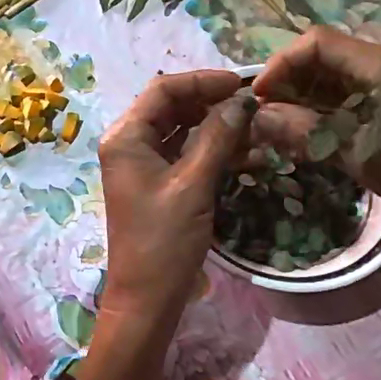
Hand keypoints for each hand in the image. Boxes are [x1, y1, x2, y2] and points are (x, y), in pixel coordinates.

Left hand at [99, 70, 253, 332]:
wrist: (146, 298)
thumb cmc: (164, 241)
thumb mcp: (193, 186)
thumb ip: (217, 138)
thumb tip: (242, 101)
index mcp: (126, 137)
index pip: (163, 90)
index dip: (202, 81)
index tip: (241, 83)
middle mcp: (129, 144)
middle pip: (171, 107)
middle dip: (211, 102)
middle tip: (253, 105)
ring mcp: (141, 164)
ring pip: (181, 130)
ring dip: (215, 126)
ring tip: (255, 127)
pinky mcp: (156, 183)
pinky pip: (184, 154)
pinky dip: (211, 149)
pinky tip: (244, 152)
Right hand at [250, 27, 380, 243]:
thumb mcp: (360, 154)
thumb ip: (307, 130)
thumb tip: (259, 116)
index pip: (317, 43)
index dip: (282, 63)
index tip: (259, 96)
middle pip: (320, 59)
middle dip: (286, 83)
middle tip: (262, 116)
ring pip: (327, 81)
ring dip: (297, 100)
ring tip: (275, 130)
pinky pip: (340, 101)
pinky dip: (315, 114)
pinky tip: (299, 138)